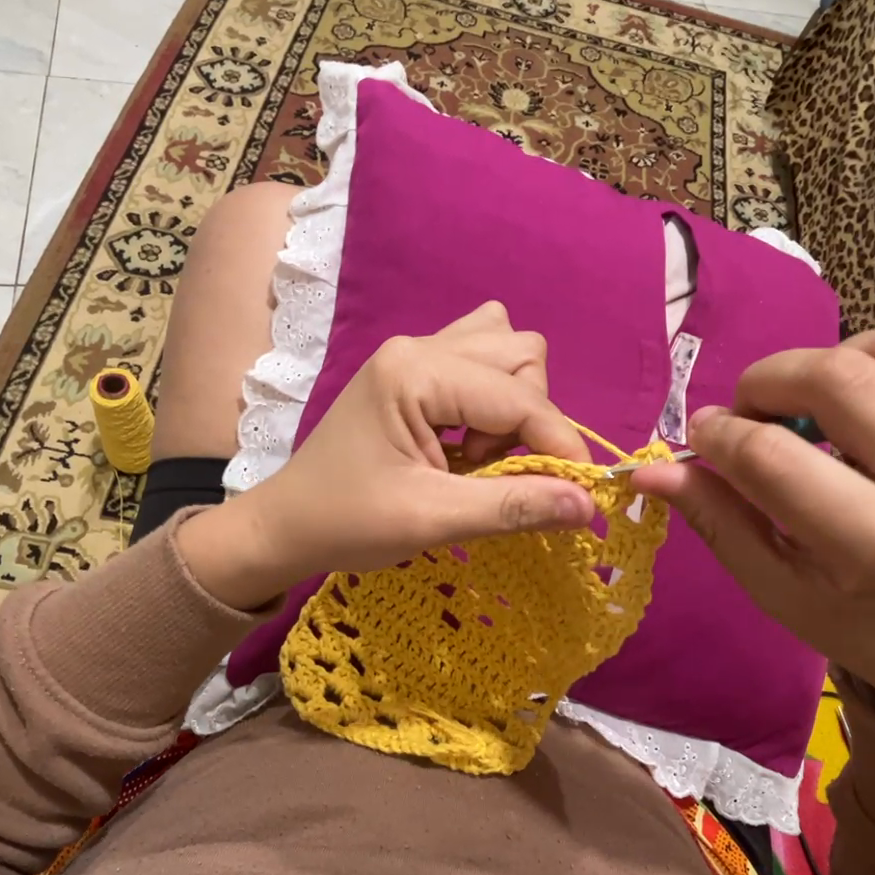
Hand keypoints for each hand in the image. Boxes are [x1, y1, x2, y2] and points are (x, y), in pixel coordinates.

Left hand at [180, 302, 596, 608]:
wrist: (285, 527)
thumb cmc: (346, 524)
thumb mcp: (431, 520)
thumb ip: (512, 507)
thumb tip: (589, 506)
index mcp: (414, 373)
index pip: (519, 396)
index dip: (560, 444)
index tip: (581, 496)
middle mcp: (417, 347)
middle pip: (520, 355)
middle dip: (530, 420)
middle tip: (494, 473)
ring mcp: (414, 354)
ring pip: (504, 350)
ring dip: (513, 403)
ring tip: (478, 455)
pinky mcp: (413, 373)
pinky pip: (478, 364)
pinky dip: (492, 401)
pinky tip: (467, 442)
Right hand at [633, 322, 874, 738]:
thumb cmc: (863, 627)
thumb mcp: (776, 589)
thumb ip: (716, 519)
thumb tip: (650, 467)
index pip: (772, 455)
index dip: (718, 434)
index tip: (704, 436)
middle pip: (843, 379)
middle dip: (772, 380)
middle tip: (758, 408)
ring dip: (850, 356)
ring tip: (831, 395)